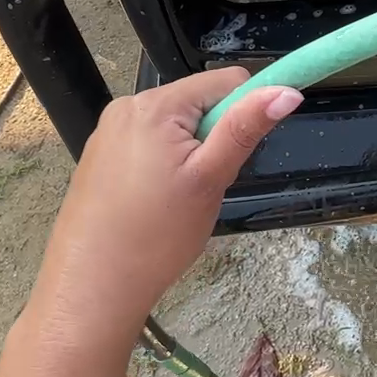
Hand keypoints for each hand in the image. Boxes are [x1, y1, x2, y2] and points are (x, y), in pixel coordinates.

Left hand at [27, 69, 302, 339]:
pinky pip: (154, 141)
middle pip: (201, 101)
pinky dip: (168, 162)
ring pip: (180, 123)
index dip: (246, 112)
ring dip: (194, 150)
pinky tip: (158, 201)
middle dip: (216, 136)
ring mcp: (110, 132)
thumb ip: (246, 127)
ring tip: (182, 195)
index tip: (236, 156)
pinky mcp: (101, 156)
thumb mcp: (212, 178)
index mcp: (156, 105)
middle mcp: (128, 107)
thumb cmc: (156, 236)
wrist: (88, 295)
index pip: (228, 81)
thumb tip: (288, 90)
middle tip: (206, 183)